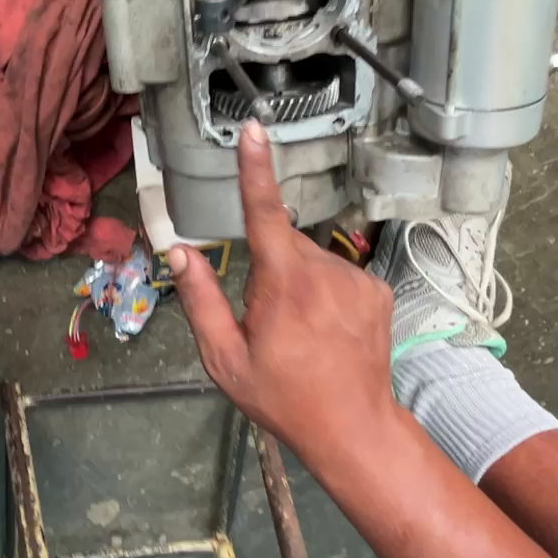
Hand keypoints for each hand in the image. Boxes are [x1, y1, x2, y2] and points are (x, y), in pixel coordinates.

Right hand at [167, 121, 398, 462]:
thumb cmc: (282, 396)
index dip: (255, 167)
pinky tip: (328, 329)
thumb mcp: (225, 358)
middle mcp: (324, 269)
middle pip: (283, 245)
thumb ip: (199, 300)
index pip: (263, 212)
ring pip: (311, 261)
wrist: (354, 428)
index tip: (254, 129)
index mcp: (284, 282)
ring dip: (298, 283)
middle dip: (268, 272)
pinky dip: (325, 291)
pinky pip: (337, 274)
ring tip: (303, 332)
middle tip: (270, 325)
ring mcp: (357, 278)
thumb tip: (180, 252)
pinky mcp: (377, 288)